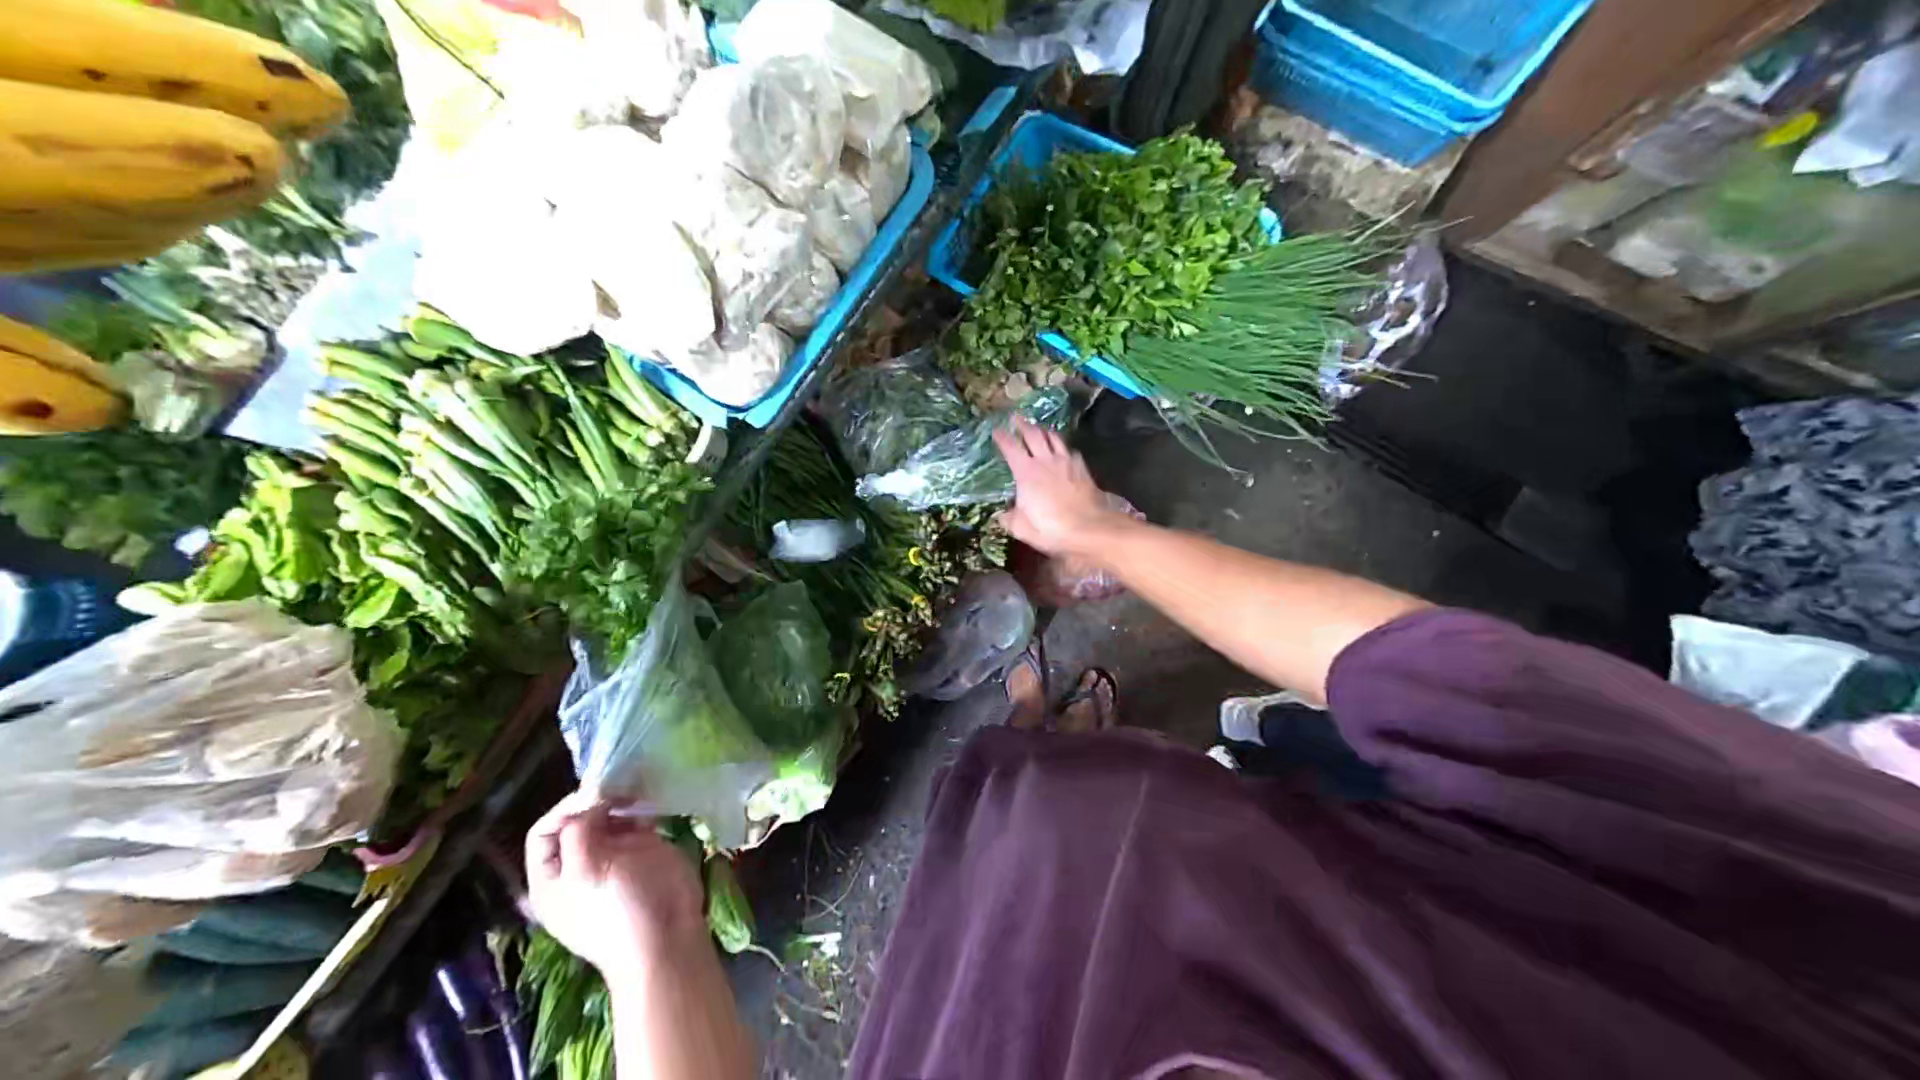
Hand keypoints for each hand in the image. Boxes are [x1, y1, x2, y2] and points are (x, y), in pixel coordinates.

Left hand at [524, 792, 706, 984]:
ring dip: (620, 800)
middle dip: (595, 800)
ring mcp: (612, 857)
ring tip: (636, 792)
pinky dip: (641, 808)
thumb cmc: (617, 909)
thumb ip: (578, 831)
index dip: (564, 809)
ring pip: (608, 817)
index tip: (594, 794)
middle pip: (577, 821)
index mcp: (552, 877)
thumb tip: (590, 800)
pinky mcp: (643, 851)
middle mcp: (579, 863)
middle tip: (619, 787)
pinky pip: (636, 822)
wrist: (666, 936)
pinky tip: (650, 803)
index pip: (544, 831)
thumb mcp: (585, 871)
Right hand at [992, 419, 1128, 557]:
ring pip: (1053, 437)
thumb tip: (1002, 514)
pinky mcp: (1082, 468)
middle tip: (1016, 417)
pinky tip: (1062, 450)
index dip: (1002, 437)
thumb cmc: (1051, 528)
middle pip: (1033, 434)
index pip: (1010, 447)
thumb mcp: (1021, 528)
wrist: (1090, 528)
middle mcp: (1045, 461)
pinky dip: (1061, 446)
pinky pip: (1069, 450)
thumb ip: (1009, 518)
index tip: (996, 430)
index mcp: (1026, 472)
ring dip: (1043, 430)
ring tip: (1038, 428)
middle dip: (1022, 424)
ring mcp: (1066, 462)